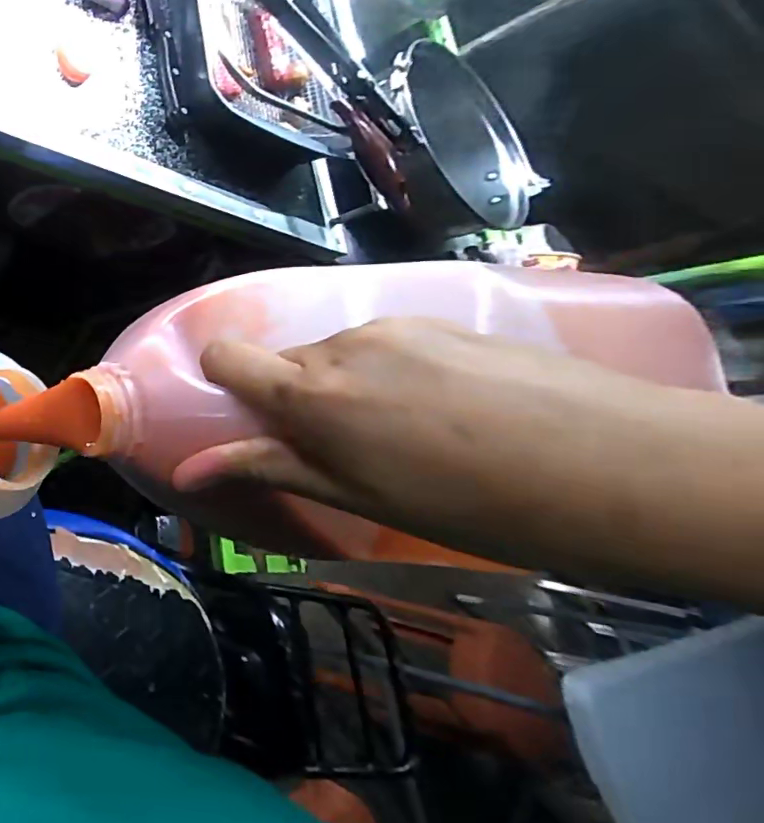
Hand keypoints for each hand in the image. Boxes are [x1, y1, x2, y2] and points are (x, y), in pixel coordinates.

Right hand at [175, 317, 749, 578]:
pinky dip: (392, 370)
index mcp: (310, 392)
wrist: (636, 470)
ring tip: (410, 429)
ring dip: (346, 384)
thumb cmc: (477, 502)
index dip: (221, 377)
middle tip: (345, 443)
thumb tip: (187, 471)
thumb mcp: (359, 495)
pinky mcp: (444, 321)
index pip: (223, 355)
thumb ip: (268, 468)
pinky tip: (451, 407)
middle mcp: (340, 346)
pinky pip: (385, 342)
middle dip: (295, 394)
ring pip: (336, 353)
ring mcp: (395, 328)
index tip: (248, 411)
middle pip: (283, 360)